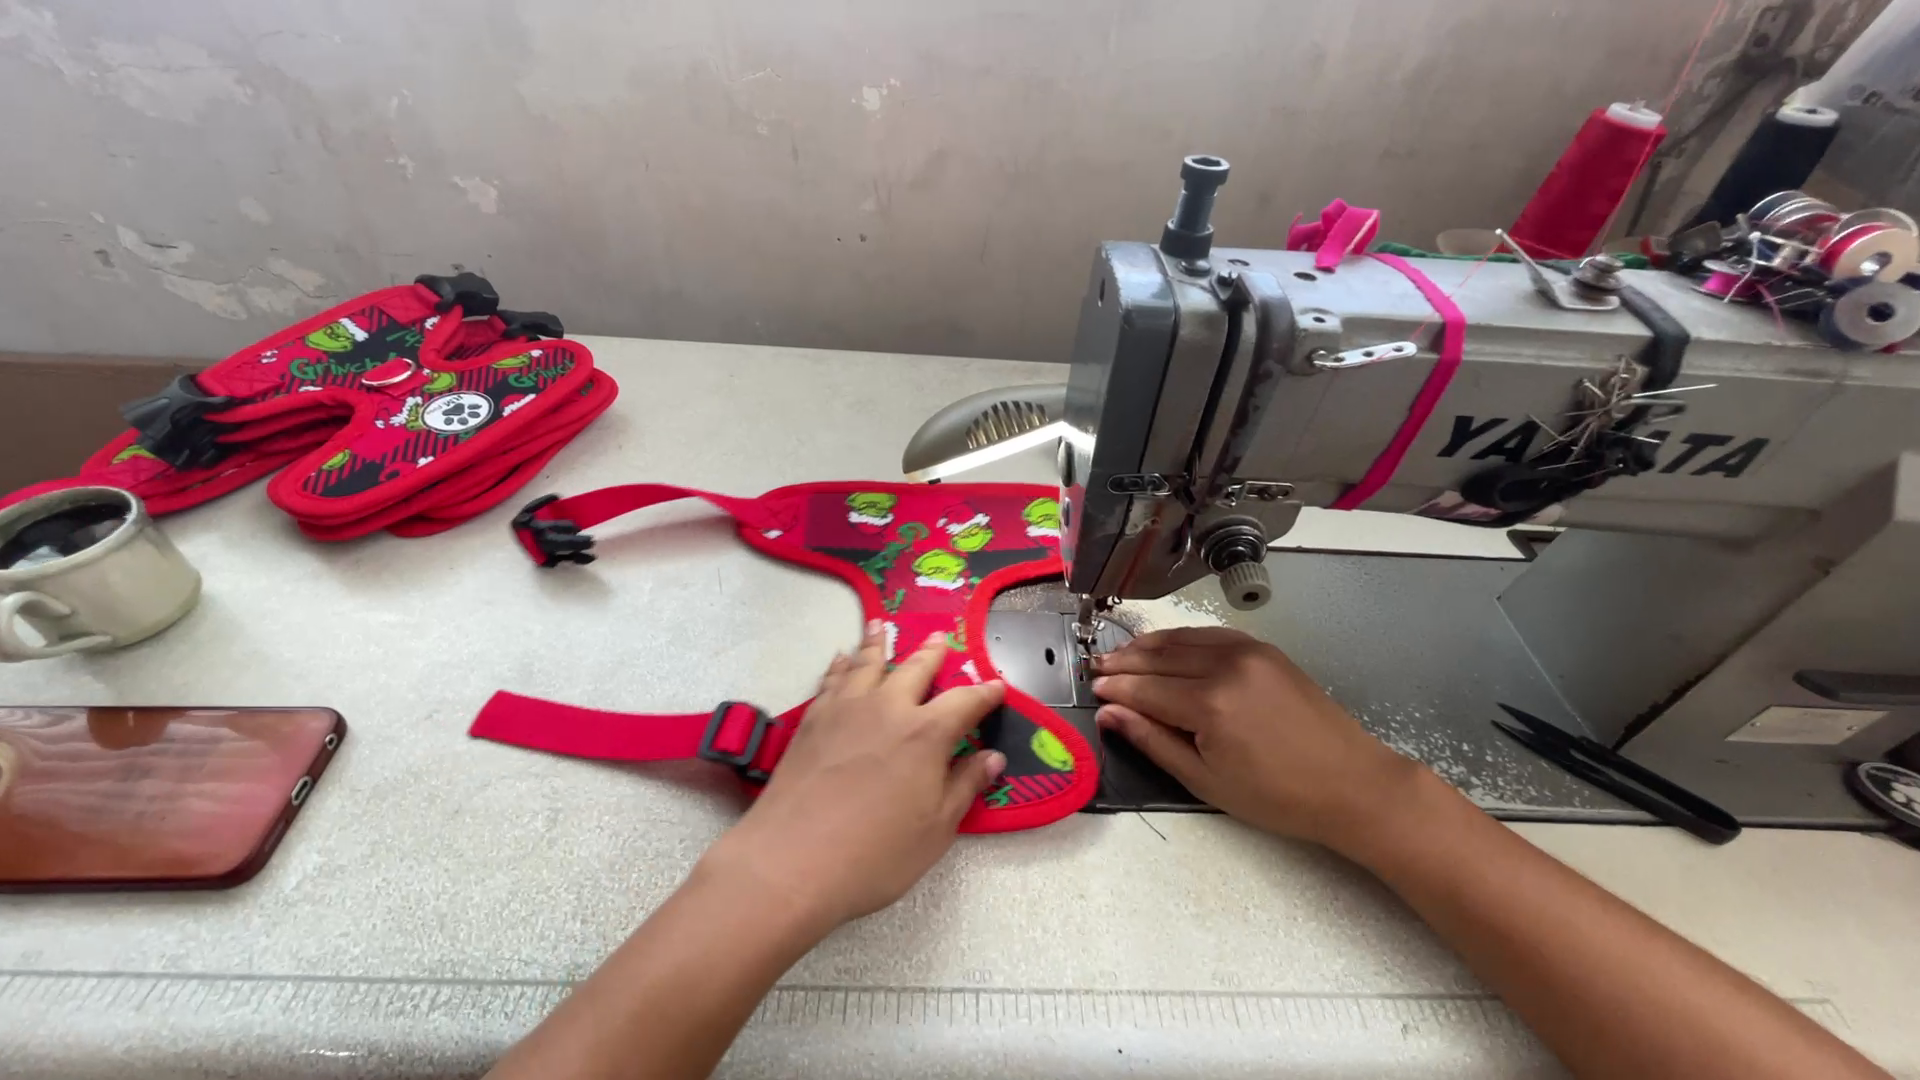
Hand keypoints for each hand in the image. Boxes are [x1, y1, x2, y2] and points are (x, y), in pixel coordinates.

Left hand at [701, 620, 1007, 929]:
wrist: (790, 862)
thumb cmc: (874, 855)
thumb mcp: (935, 830)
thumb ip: (964, 787)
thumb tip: (992, 758)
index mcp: (926, 734)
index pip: (965, 702)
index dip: (985, 694)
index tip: (997, 686)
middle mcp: (887, 708)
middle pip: (915, 669)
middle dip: (933, 653)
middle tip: (942, 638)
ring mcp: (845, 710)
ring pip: (867, 664)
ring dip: (878, 642)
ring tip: (881, 625)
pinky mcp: (812, 720)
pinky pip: (831, 680)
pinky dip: (839, 665)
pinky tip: (840, 659)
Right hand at [1093, 626, 1420, 852]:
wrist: (1353, 784)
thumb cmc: (1277, 796)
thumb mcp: (1205, 780)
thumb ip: (1152, 740)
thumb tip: (1110, 713)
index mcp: (1210, 704)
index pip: (1146, 688)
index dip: (1116, 689)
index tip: (1093, 690)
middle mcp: (1225, 666)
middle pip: (1159, 658)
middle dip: (1124, 663)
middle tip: (1096, 668)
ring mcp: (1248, 652)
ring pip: (1182, 640)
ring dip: (1147, 646)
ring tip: (1121, 655)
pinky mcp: (1264, 649)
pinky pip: (1209, 635)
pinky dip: (1181, 639)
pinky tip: (1165, 647)